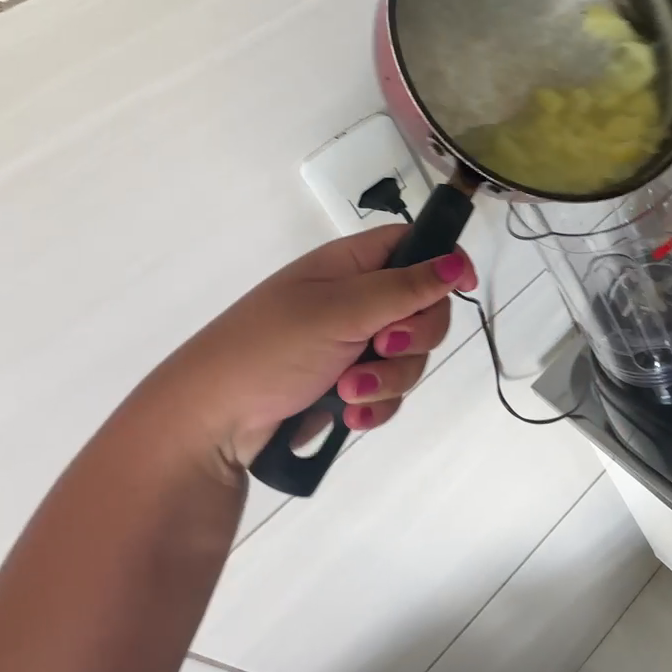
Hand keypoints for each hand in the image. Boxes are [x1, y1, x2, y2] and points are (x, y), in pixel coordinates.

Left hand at [141, 225, 478, 475]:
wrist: (208, 425)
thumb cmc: (267, 349)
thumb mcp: (339, 311)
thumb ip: (405, 288)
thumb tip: (456, 261)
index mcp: (350, 267)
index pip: (414, 246)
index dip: (443, 262)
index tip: (463, 285)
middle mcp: (357, 301)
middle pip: (425, 307)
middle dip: (413, 337)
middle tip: (381, 347)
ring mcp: (353, 346)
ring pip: (411, 356)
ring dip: (388, 379)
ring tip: (349, 394)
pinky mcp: (349, 387)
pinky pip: (391, 392)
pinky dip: (376, 406)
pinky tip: (349, 417)